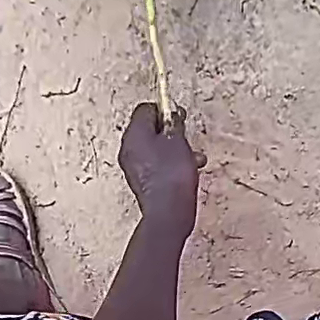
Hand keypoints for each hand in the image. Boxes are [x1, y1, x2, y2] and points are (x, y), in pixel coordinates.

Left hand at [117, 103, 201, 237]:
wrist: (169, 210)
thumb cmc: (172, 174)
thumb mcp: (178, 140)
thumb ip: (174, 122)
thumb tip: (171, 114)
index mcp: (133, 133)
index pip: (145, 109)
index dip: (163, 110)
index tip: (178, 116)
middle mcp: (128, 149)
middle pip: (148, 130)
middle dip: (169, 132)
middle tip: (184, 136)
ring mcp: (133, 167)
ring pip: (154, 149)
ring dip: (173, 149)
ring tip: (191, 157)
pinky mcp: (141, 182)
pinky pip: (154, 166)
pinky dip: (169, 164)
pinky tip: (185, 172)